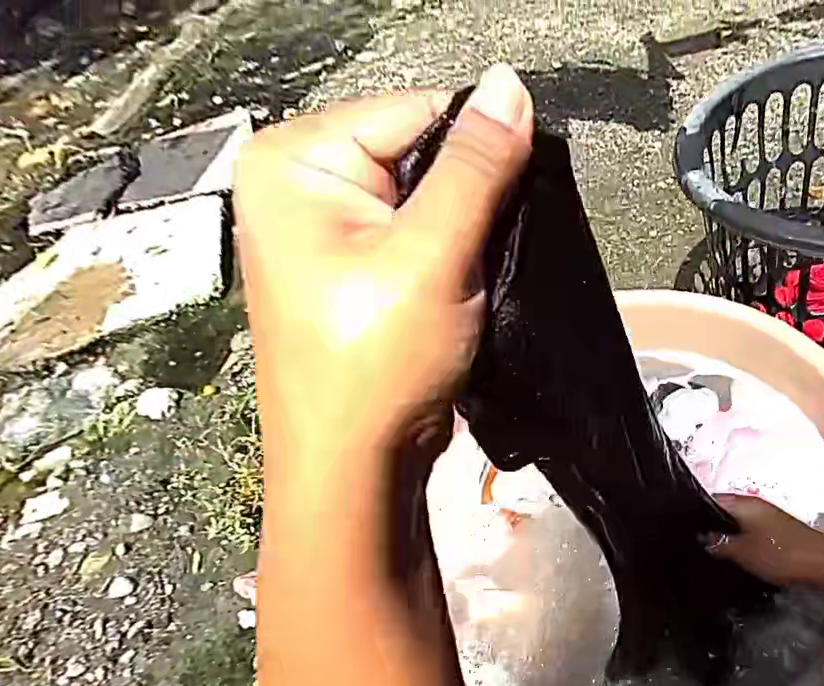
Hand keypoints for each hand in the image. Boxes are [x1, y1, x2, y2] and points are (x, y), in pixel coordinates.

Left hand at [233, 66, 534, 473]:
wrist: (356, 462)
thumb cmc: (379, 361)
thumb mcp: (432, 257)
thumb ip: (475, 171)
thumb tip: (512, 86)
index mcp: (297, 161)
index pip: (412, 112)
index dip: (478, 147)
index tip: (526, 194)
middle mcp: (303, 190)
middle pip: (418, 161)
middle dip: (470, 204)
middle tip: (493, 254)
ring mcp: (330, 240)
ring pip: (425, 211)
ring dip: (465, 241)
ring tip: (478, 282)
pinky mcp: (358, 282)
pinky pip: (418, 250)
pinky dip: (452, 266)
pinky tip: (465, 295)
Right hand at [706, 493, 823, 587]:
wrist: (822, 566)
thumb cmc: (783, 555)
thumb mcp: (743, 553)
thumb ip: (720, 544)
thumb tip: (703, 538)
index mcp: (747, 504)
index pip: (715, 499)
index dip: (698, 511)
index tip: (687, 525)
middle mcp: (759, 506)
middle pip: (728, 511)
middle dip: (713, 525)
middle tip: (698, 542)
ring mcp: (771, 518)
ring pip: (741, 523)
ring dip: (729, 535)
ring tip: (716, 551)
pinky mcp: (780, 532)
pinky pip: (753, 533)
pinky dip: (744, 541)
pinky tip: (740, 556)